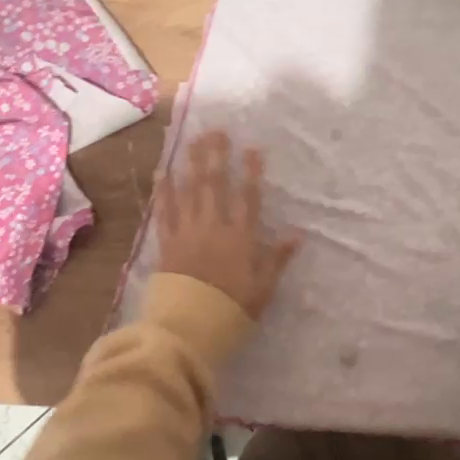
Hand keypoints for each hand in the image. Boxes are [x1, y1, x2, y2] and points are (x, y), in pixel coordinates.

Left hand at [156, 131, 300, 317]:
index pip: (248, 198)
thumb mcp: (262, 290)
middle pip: (215, 185)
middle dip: (217, 156)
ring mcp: (187, 232)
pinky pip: (165, 211)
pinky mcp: (167, 242)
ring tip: (194, 140)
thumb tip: (297, 235)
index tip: (252, 149)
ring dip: (192, 163)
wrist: (188, 327)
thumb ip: (277, 260)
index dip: (251, 172)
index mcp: (240, 239)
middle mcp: (213, 228)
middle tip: (218, 131)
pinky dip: (164, 191)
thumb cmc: (230, 311)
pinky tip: (162, 171)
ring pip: (190, 191)